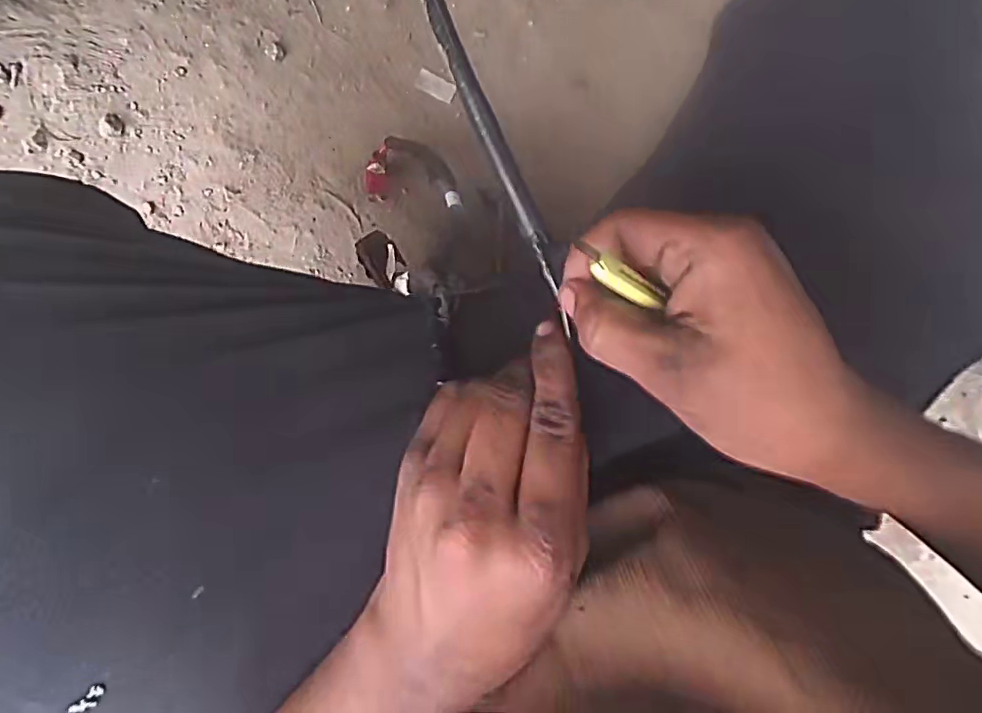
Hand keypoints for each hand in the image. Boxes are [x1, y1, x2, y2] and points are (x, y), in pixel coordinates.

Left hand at [292, 321, 587, 712]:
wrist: (422, 642)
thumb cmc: (508, 614)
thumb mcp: (566, 567)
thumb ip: (573, 486)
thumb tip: (565, 408)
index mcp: (536, 546)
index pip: (552, 434)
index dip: (556, 374)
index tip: (556, 338)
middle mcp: (480, 513)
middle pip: (509, 406)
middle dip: (526, 369)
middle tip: (538, 357)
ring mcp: (434, 490)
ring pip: (473, 397)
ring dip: (498, 378)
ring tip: (513, 385)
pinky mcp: (407, 474)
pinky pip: (441, 405)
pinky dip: (467, 390)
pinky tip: (480, 400)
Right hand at [563, 209, 897, 486]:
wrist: (835, 433)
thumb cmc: (752, 403)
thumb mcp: (662, 368)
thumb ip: (603, 325)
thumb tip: (569, 294)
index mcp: (710, 244)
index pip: (619, 226)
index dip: (586, 263)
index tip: (578, 310)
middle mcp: (727, 232)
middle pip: (637, 238)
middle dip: (616, 286)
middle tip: (618, 337)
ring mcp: (740, 249)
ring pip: (655, 257)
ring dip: (639, 297)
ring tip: (652, 344)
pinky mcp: (745, 270)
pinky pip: (680, 269)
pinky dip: (663, 300)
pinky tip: (676, 338)